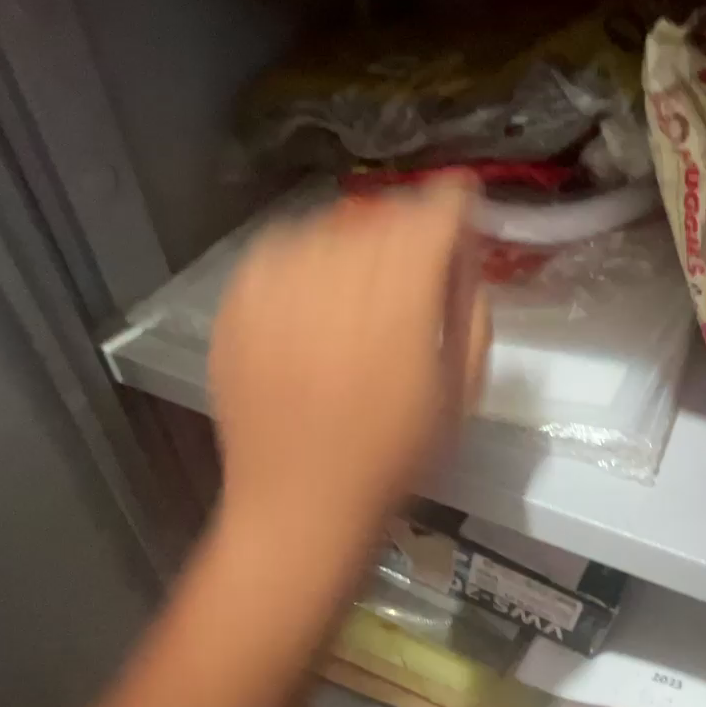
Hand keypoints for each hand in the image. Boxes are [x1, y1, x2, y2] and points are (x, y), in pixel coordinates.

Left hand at [208, 179, 490, 547]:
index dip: (452, 202)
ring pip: (328, 226)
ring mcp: (277, 290)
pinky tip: (318, 284)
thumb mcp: (460, 393)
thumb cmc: (394, 458)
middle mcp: (335, 284)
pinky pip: (278, 249)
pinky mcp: (237, 305)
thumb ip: (468, 314)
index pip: (430, 220)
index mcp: (400, 309)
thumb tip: (461, 258)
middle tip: (420, 252)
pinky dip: (305, 253)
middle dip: (408, 224)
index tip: (463, 201)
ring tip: (368, 275)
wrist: (299, 505)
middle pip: (381, 216)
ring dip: (358, 238)